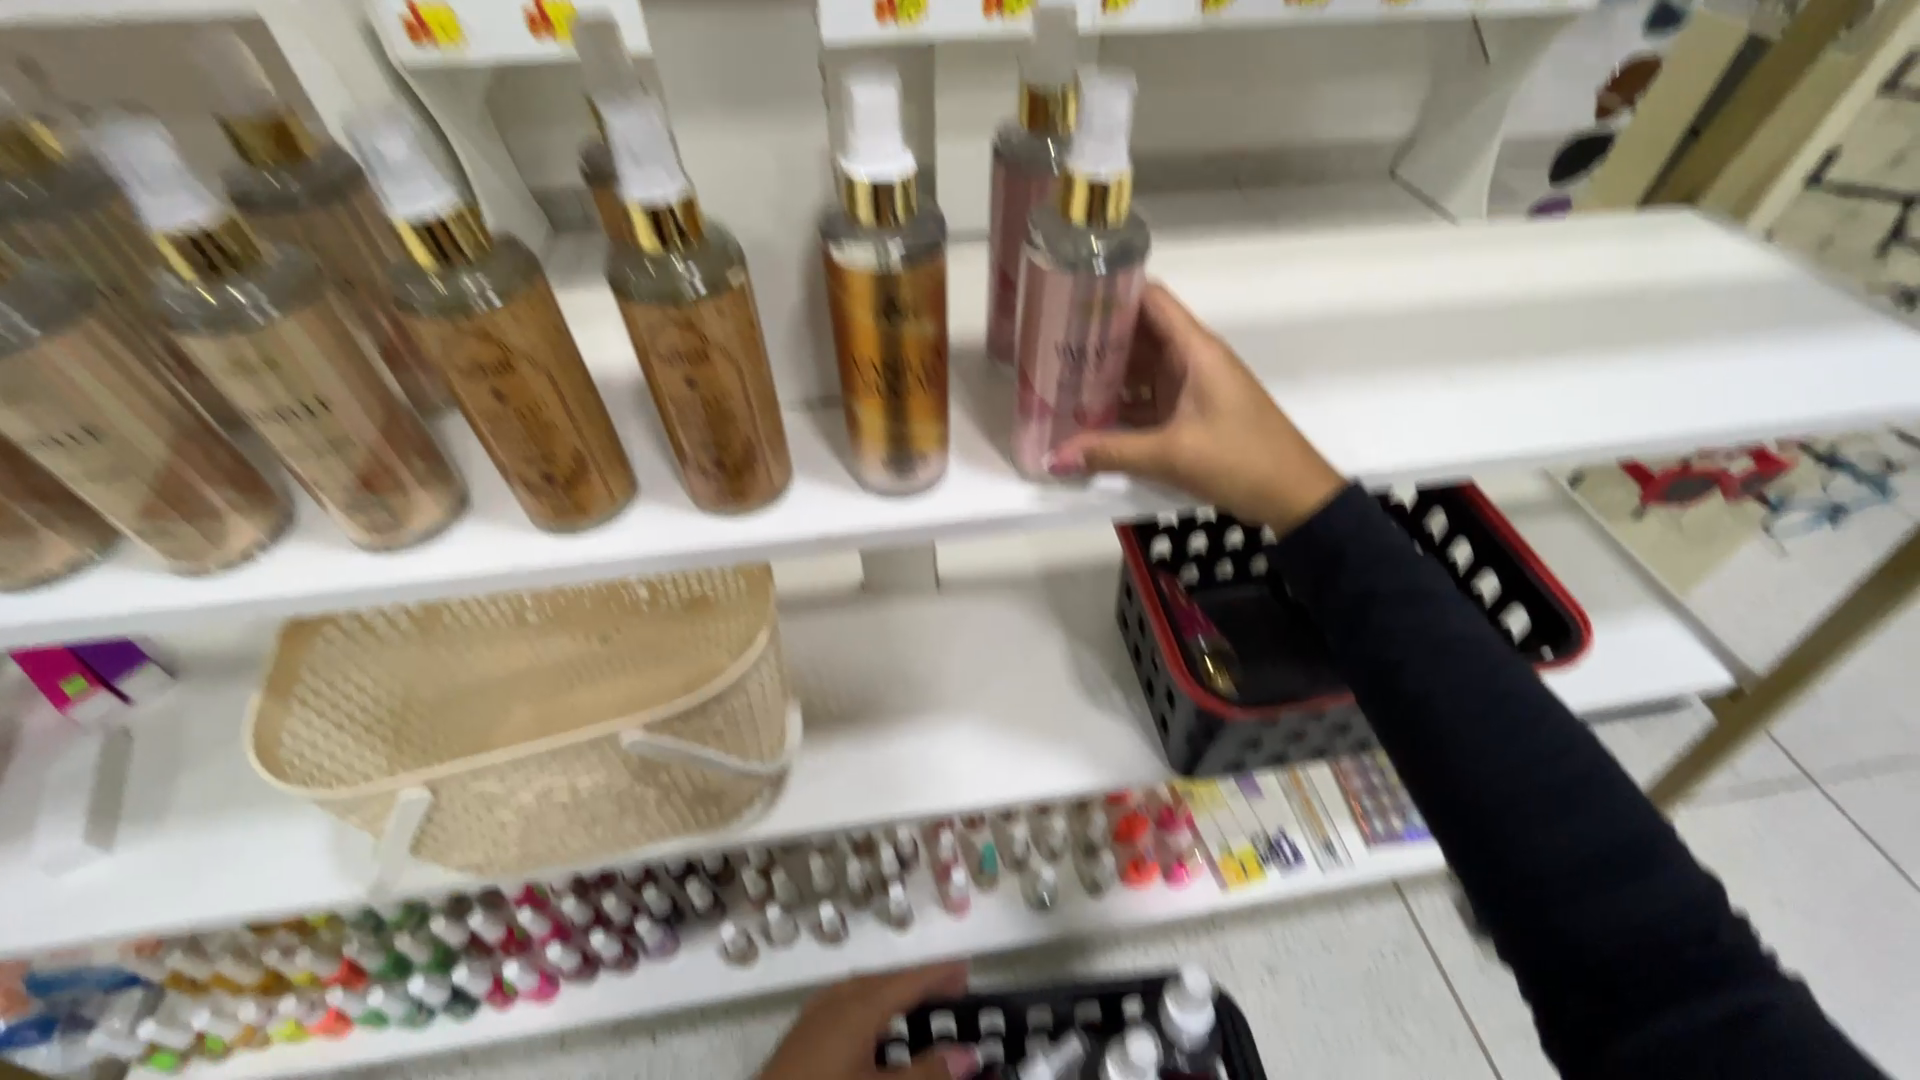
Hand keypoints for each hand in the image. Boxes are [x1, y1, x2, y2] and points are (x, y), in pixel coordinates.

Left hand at [757, 963, 978, 1079]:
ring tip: (918, 1003)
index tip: (967, 969)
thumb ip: (926, 1073)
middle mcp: (837, 999)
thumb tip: (970, 1053)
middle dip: (919, 981)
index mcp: (859, 1006)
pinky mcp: (803, 1032)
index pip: (909, 981)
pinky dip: (872, 1003)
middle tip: (952, 989)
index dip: (939, 973)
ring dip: (895, 991)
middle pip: (887, 979)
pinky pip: (847, 1001)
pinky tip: (873, 1024)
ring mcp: (816, 1013)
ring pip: (864, 989)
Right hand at [1047, 283, 1345, 534]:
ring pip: (1140, 368)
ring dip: (1104, 373)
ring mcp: (1191, 387)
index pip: (1149, 299)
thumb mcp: (1171, 456)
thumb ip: (1110, 452)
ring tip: (1055, 376)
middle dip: (1095, 337)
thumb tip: (1053, 457)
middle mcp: (1191, 359)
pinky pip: (1147, 398)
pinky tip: (1086, 414)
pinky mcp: (1190, 414)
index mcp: (1195, 350)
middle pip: (1138, 333)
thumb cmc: (1241, 461)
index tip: (1068, 296)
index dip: (1111, 291)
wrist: (1295, 496)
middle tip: (1047, 343)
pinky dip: (1119, 403)